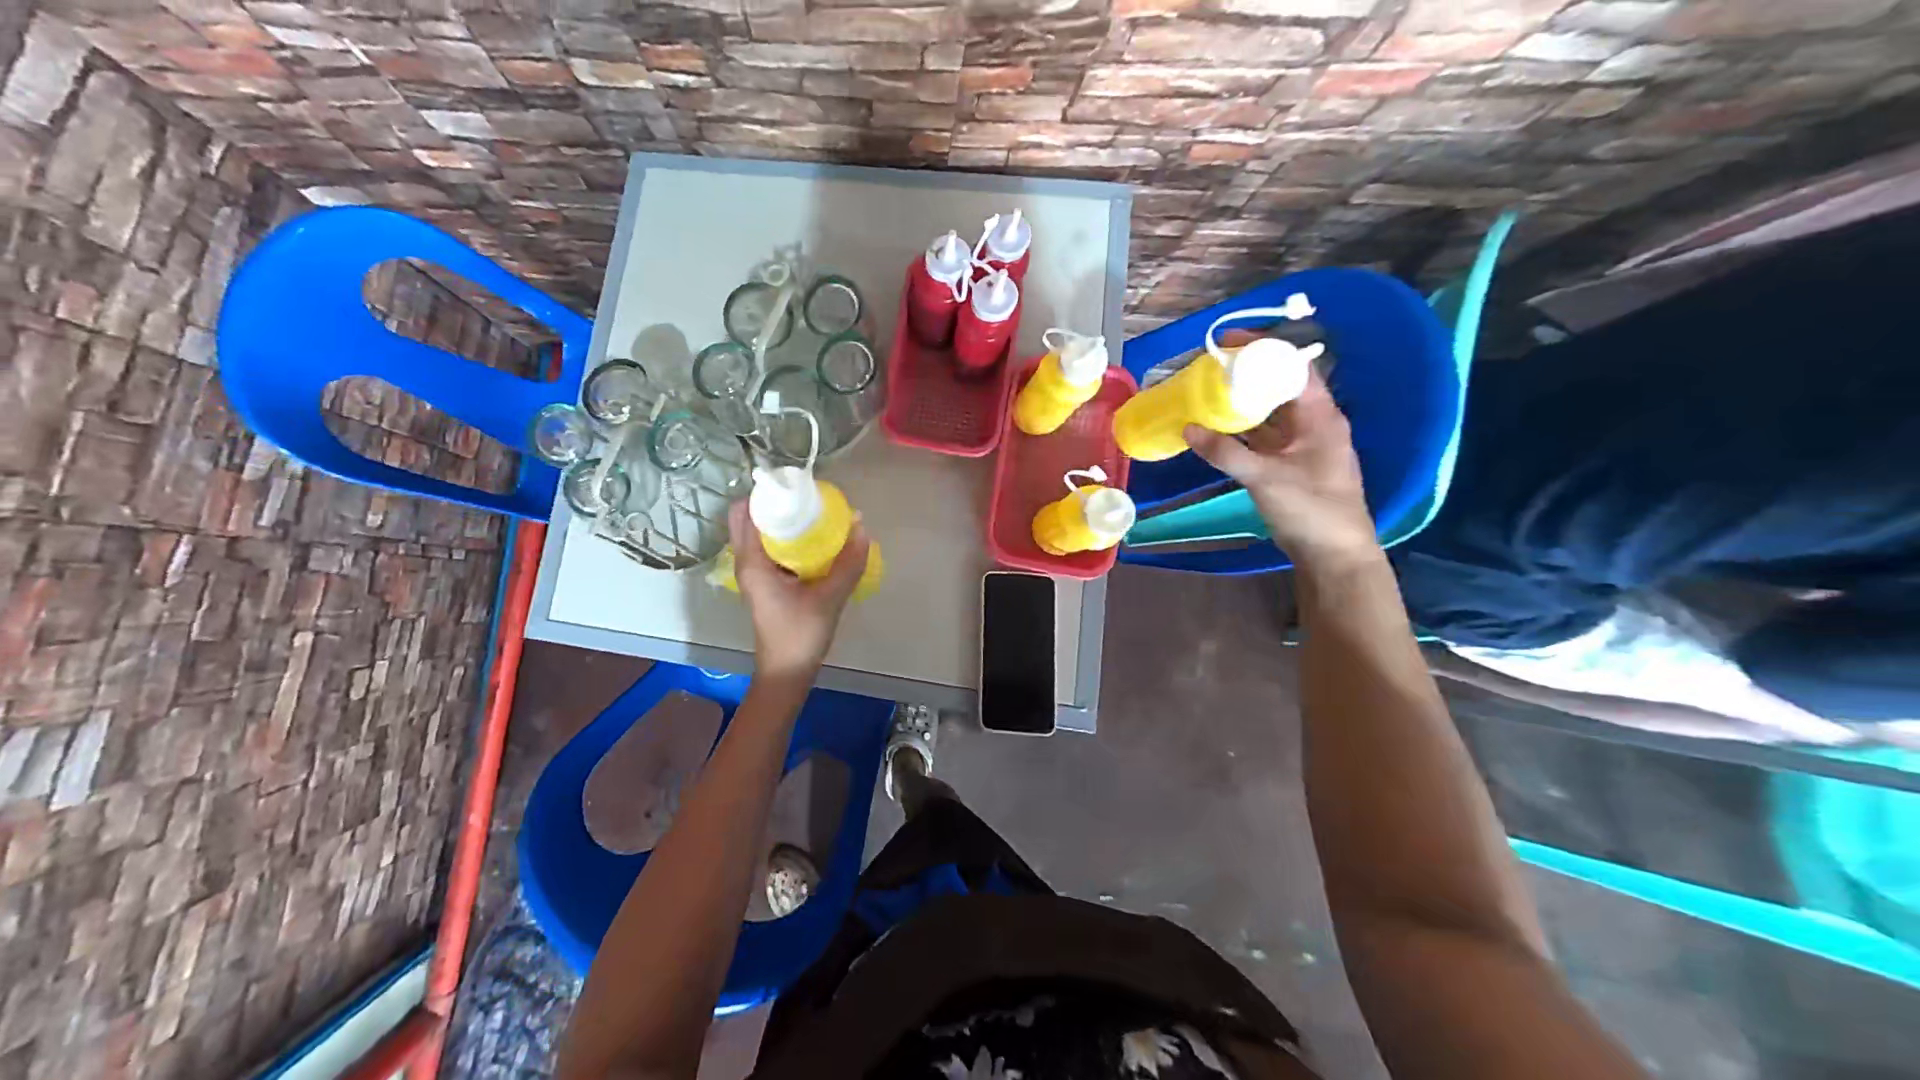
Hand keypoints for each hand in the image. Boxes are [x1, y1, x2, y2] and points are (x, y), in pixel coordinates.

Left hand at [728, 499, 870, 678]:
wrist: (787, 673)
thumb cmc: (800, 635)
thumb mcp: (829, 597)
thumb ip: (847, 561)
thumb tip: (861, 524)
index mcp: (752, 562)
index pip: (745, 512)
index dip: (766, 493)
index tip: (795, 484)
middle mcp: (748, 564)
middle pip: (755, 519)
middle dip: (780, 505)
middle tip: (813, 497)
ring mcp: (756, 575)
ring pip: (765, 535)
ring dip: (786, 522)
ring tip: (818, 513)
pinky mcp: (768, 584)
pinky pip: (775, 551)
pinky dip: (791, 540)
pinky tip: (818, 541)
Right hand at [1184, 333, 1377, 567]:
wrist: (1335, 555)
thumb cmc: (1310, 509)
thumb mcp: (1265, 477)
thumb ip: (1225, 452)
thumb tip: (1188, 429)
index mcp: (1321, 415)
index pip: (1293, 366)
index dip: (1263, 349)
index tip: (1227, 343)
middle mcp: (1315, 423)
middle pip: (1281, 386)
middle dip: (1247, 374)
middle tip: (1211, 368)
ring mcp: (1305, 446)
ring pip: (1272, 413)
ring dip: (1244, 403)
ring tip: (1209, 392)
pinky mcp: (1293, 466)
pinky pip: (1266, 437)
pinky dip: (1244, 430)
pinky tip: (1219, 428)